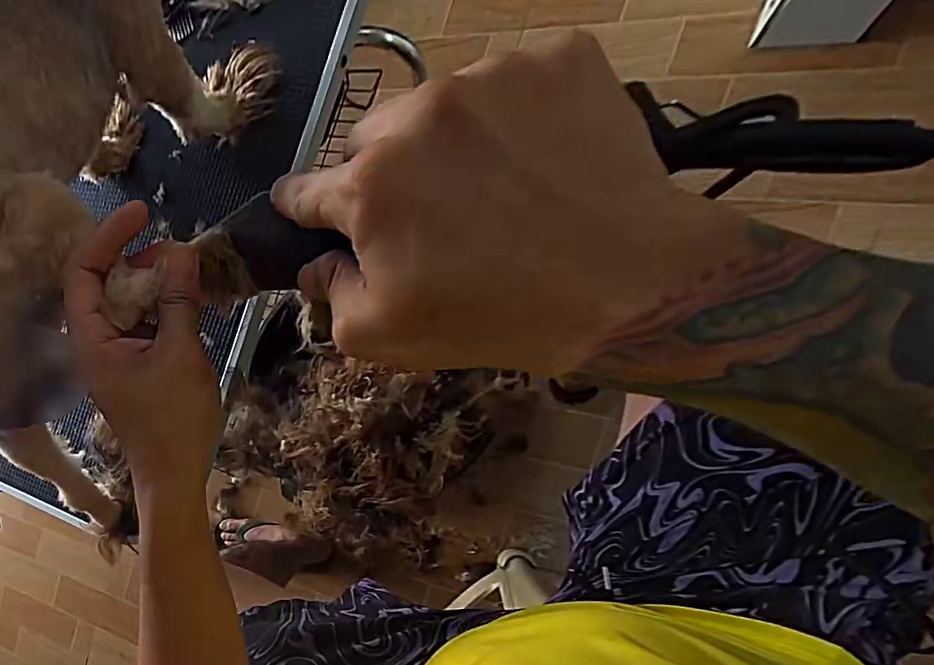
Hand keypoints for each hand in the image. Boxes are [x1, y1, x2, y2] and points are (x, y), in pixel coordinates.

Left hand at [65, 202, 220, 502]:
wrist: (175, 478)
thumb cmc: (174, 423)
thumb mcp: (181, 356)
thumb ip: (179, 301)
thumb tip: (182, 252)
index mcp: (91, 340)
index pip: (85, 270)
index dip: (110, 236)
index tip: (144, 213)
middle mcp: (96, 344)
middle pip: (108, 285)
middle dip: (142, 263)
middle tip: (181, 253)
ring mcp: (117, 359)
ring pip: (131, 307)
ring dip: (159, 288)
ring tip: (194, 276)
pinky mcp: (137, 370)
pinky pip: (146, 329)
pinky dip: (167, 314)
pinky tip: (195, 307)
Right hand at [272, 31, 753, 375]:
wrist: (627, 286)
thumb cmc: (496, 321)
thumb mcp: (390, 338)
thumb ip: (334, 297)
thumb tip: (319, 261)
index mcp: (369, 185)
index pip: (306, 187)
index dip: (308, 211)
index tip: (315, 218)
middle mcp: (419, 113)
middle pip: (372, 140)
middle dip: (385, 178)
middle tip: (431, 221)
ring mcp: (493, 75)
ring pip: (442, 107)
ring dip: (450, 146)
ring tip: (497, 196)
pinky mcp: (557, 57)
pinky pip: (514, 87)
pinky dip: (516, 124)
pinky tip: (541, 168)